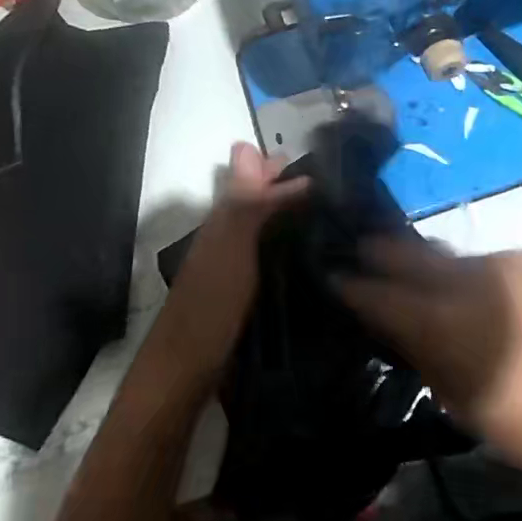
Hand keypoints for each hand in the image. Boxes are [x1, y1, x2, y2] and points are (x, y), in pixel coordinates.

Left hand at [146, 143, 307, 383]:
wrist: (188, 372)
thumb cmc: (210, 307)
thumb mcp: (230, 250)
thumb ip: (244, 205)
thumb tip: (253, 149)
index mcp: (222, 223)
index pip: (249, 180)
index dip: (275, 166)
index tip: (320, 156)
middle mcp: (229, 239)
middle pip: (259, 203)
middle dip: (287, 188)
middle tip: (333, 183)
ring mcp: (238, 267)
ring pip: (266, 229)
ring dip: (292, 216)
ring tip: (331, 211)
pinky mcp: (247, 293)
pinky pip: (272, 257)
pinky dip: (291, 247)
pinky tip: (313, 254)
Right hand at [335, 241, 521, 499]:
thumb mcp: (464, 404)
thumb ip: (423, 355)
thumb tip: (392, 324)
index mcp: (448, 324)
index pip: (380, 293)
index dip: (350, 285)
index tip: (330, 277)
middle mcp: (473, 277)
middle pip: (407, 253)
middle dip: (377, 254)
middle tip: (354, 254)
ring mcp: (508, 260)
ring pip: (448, 255)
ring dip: (427, 267)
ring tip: (413, 277)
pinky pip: (487, 261)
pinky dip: (472, 276)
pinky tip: (479, 295)